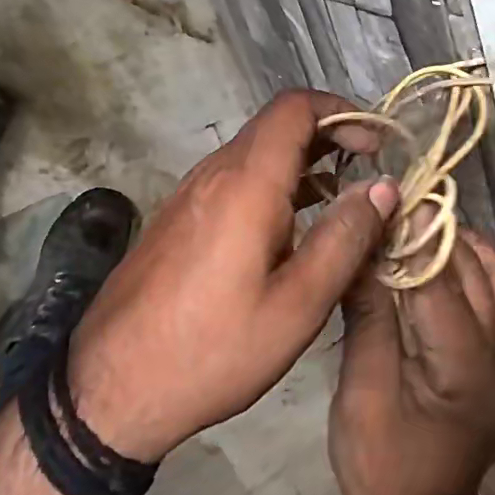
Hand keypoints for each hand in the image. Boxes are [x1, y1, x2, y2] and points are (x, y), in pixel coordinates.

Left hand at [66, 89, 396, 460]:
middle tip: (369, 170)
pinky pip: (236, 179)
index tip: (376, 144)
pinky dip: (275, 183)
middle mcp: (215, 173)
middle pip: (277, 125)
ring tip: (343, 198)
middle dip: (329, 134)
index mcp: (246, 183)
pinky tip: (295, 226)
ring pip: (256, 152)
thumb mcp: (296, 305)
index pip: (295, 107)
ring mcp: (191, 194)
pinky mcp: (180, 217)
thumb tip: (383, 187)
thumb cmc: (212, 349)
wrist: (111, 387)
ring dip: (304, 161)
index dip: (341, 110)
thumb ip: (344, 239)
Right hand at [330, 227, 494, 494]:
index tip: (387, 193)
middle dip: (434, 228)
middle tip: (390, 202)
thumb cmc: (382, 469)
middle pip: (475, 268)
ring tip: (409, 224)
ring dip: (455, 242)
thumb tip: (359, 246)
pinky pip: (490, 292)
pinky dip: (463, 263)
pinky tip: (427, 259)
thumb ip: (367, 317)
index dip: (414, 233)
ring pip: (492, 275)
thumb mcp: (361, 395)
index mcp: (466, 369)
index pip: (442, 281)